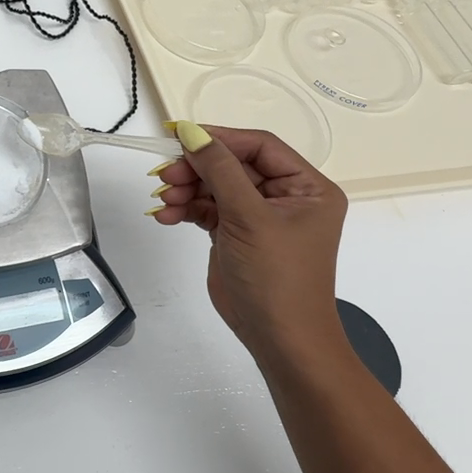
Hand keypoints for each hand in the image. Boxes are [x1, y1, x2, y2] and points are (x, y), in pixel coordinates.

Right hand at [150, 125, 348, 360]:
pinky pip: (205, 207)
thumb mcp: (248, 217)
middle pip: (231, 164)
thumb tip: (190, 131)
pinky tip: (166, 216)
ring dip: (186, 188)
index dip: (220, 139)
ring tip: (165, 200)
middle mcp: (285, 196)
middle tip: (165, 176)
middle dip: (196, 169)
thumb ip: (218, 169)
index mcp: (306, 187)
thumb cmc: (277, 276)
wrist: (279, 341)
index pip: (258, 146)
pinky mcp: (234, 232)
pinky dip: (185, 208)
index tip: (181, 138)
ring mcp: (258, 215)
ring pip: (214, 184)